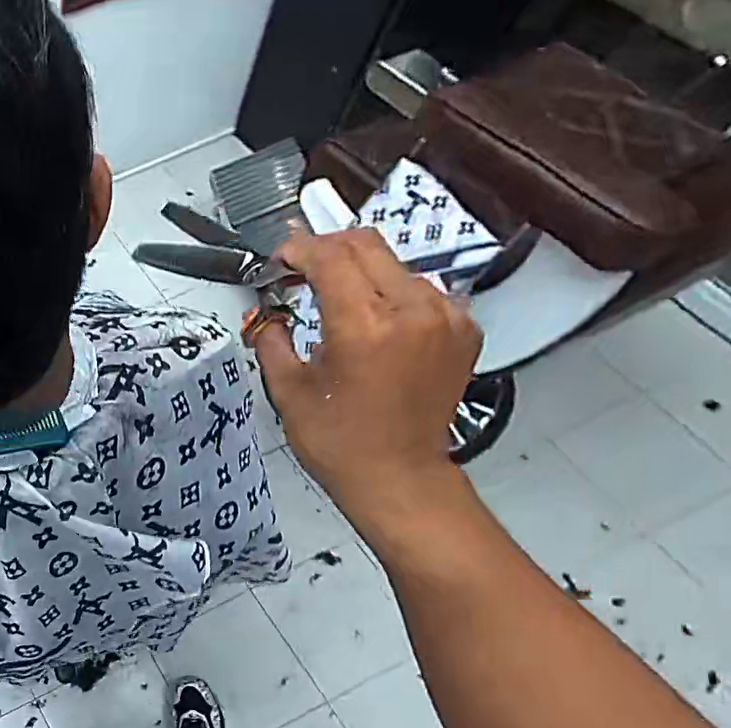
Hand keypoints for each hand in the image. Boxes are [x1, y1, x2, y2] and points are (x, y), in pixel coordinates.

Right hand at [253, 230, 483, 532]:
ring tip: (341, 306)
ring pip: (396, 265)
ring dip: (363, 275)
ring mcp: (444, 319)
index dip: (300, 249)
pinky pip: (424, 290)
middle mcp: (411, 313)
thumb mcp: (290, 394)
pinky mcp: (463, 331)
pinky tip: (378, 325)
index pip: (330, 255)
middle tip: (305, 273)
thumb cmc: (346, 447)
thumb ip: (272, 342)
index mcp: (363, 327)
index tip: (285, 259)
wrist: (399, 477)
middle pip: (366, 245)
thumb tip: (267, 317)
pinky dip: (396, 297)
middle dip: (329, 252)